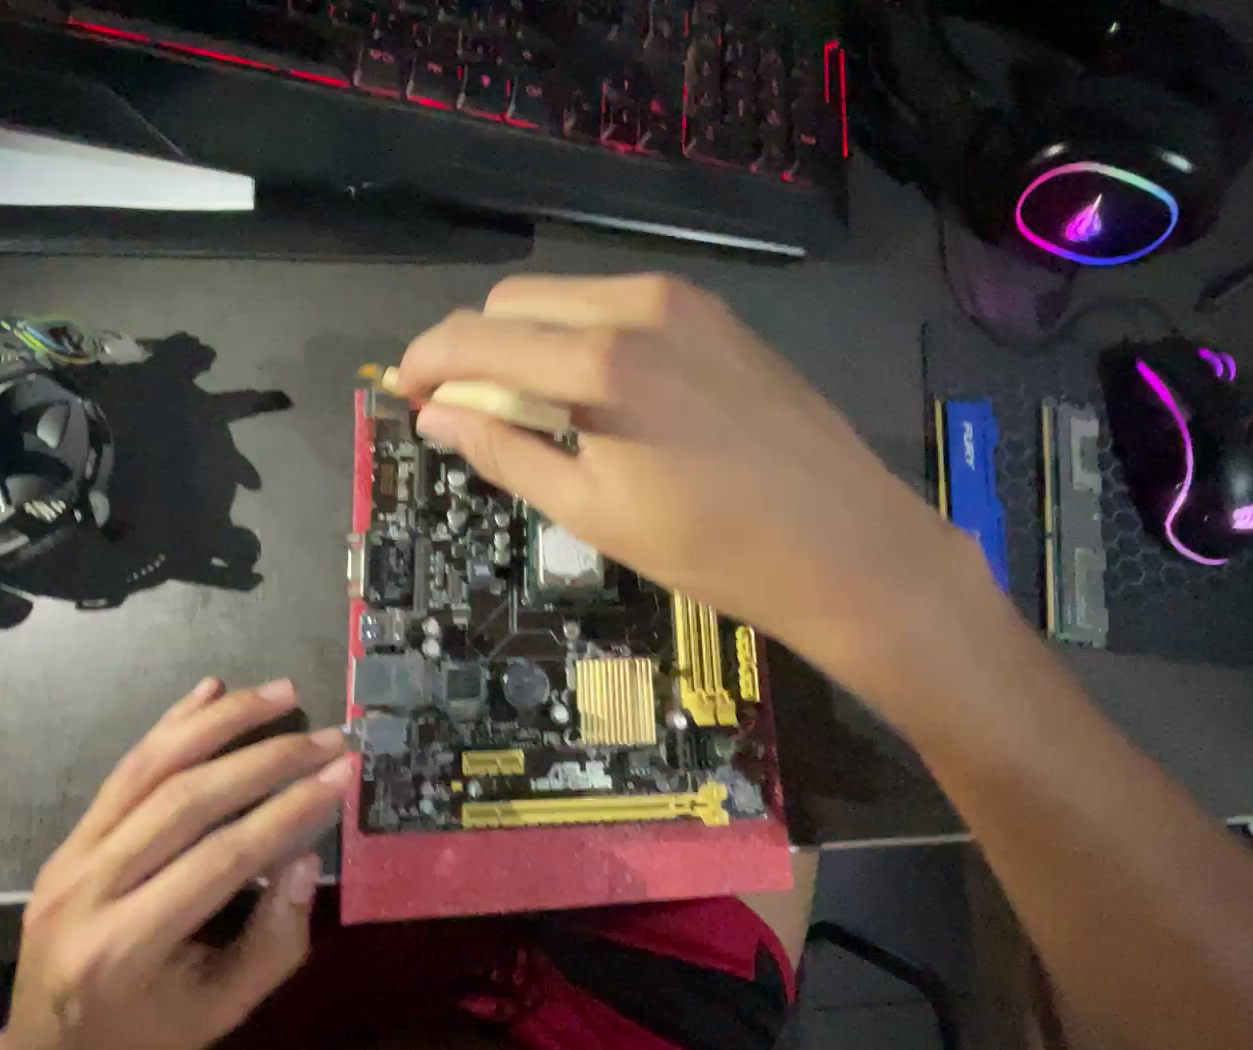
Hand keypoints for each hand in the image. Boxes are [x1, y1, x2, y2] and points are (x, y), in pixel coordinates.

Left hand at [0, 678, 352, 1049]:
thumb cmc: (146, 1036)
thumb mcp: (222, 1011)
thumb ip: (275, 940)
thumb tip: (306, 853)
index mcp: (125, 948)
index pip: (221, 859)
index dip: (287, 810)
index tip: (342, 772)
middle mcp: (87, 891)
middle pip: (186, 801)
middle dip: (268, 759)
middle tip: (327, 736)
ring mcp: (70, 856)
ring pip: (152, 767)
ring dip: (224, 721)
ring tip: (283, 693)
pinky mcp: (70, 836)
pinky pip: (126, 767)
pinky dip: (173, 722)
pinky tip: (211, 688)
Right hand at [397, 274, 971, 674]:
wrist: (843, 545)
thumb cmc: (711, 549)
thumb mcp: (591, 513)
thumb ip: (504, 452)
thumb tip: (435, 416)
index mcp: (597, 363)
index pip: (475, 337)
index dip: (426, 361)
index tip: (408, 394)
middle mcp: (636, 306)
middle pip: (514, 301)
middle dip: (476, 349)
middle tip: (475, 414)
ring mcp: (683, 302)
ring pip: (567, 297)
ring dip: (529, 341)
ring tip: (539, 410)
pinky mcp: (715, 314)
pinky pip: (619, 304)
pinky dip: (583, 337)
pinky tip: (599, 393)